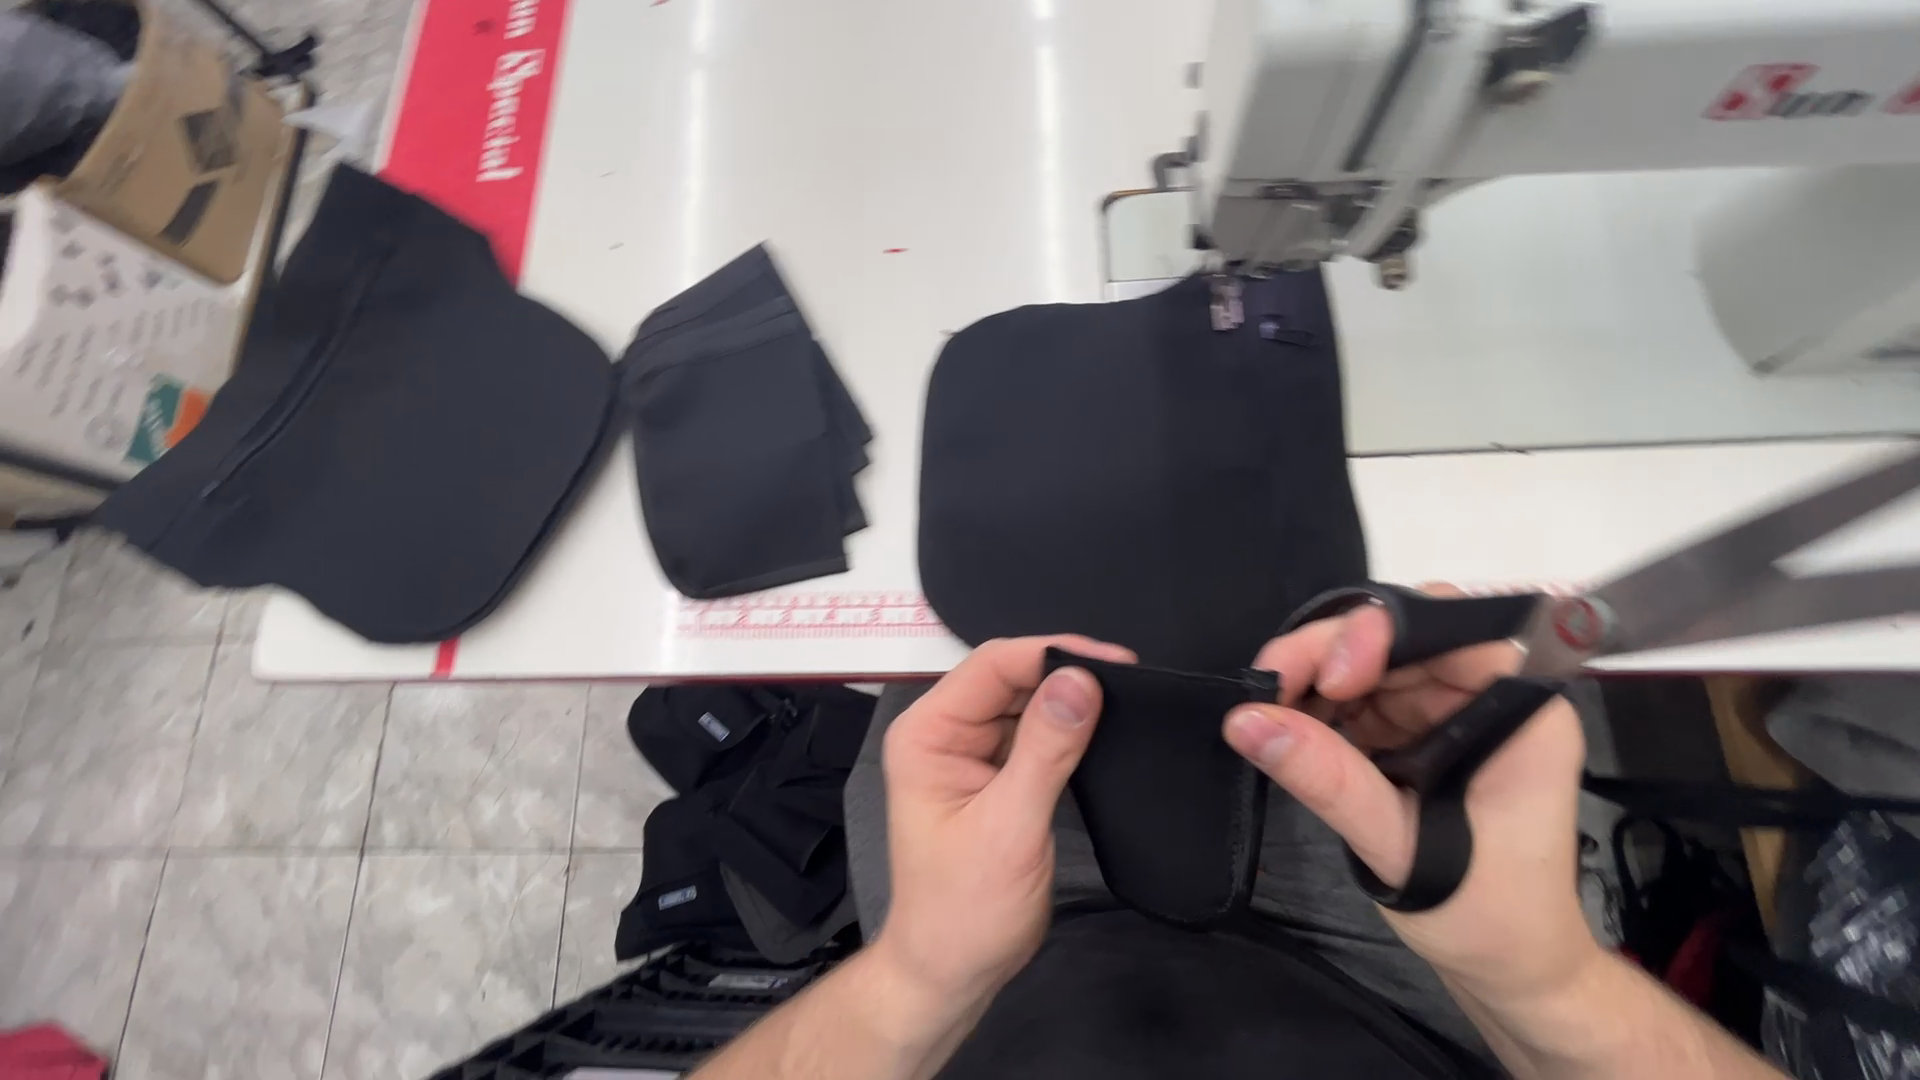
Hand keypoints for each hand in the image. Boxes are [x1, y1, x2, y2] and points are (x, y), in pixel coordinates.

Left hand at [873, 635, 1133, 1009]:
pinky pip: (1030, 732)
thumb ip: (1045, 750)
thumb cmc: (966, 909)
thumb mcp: (1010, 826)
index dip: (1052, 653)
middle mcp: (943, 731)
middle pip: (1007, 677)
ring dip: (1066, 699)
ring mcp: (966, 751)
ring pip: (1022, 701)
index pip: (991, 666)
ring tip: (1122, 697)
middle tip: (1128, 678)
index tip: (1114, 660)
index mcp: (927, 732)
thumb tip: (1081, 680)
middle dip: (1063, 673)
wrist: (952, 971)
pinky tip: (1098, 727)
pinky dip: (1064, 728)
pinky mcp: (991, 772)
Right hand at [1221, 590, 1600, 1005]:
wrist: (1504, 965)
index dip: (1384, 634)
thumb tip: (1244, 719)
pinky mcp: (1405, 725)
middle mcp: (1480, 693)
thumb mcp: (1403, 850)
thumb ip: (1328, 780)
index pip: (1452, 630)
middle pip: (1394, 634)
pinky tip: (1282, 722)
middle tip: (1267, 685)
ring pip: (1363, 655)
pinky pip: (1349, 690)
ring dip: (1307, 674)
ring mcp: (1440, 707)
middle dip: (1325, 650)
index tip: (1331, 680)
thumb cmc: (1487, 915)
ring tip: (1265, 707)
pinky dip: (1308, 701)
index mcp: (1517, 711)